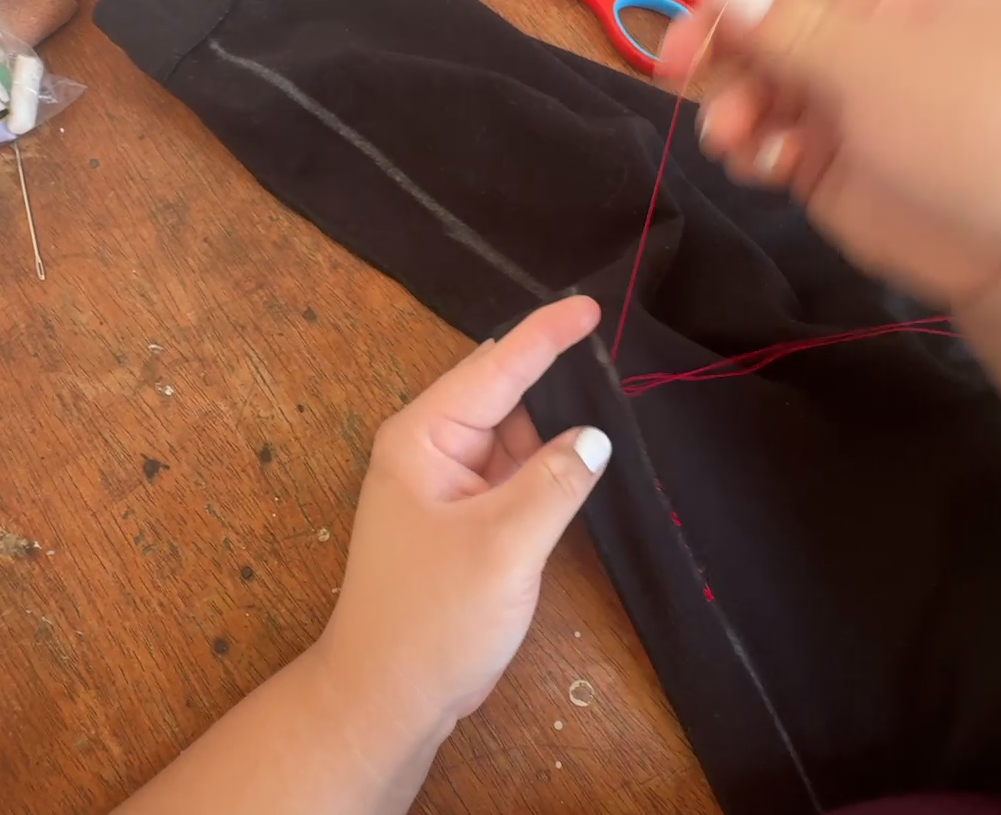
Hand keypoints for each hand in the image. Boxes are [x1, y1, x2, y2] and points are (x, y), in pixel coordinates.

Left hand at [315, 296, 609, 729]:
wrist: (389, 694)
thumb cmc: (433, 618)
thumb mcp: (502, 546)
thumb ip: (554, 482)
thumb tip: (596, 434)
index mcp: (423, 435)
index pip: (493, 367)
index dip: (544, 334)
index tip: (589, 305)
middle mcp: (432, 445)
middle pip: (502, 392)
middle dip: (553, 377)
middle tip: (612, 357)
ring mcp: (448, 477)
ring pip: (513, 431)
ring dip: (552, 426)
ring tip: (606, 408)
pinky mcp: (465, 509)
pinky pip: (513, 468)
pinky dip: (545, 463)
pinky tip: (580, 456)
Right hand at [658, 0, 1000, 306]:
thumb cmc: (995, 133)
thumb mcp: (892, 66)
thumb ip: (797, 22)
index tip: (699, 25)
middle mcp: (872, 29)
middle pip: (766, 17)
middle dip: (723, 47)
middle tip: (677, 76)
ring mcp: (851, 97)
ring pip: (758, 82)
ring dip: (733, 105)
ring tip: (735, 141)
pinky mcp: (832, 158)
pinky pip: (770, 138)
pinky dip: (755, 150)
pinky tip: (768, 169)